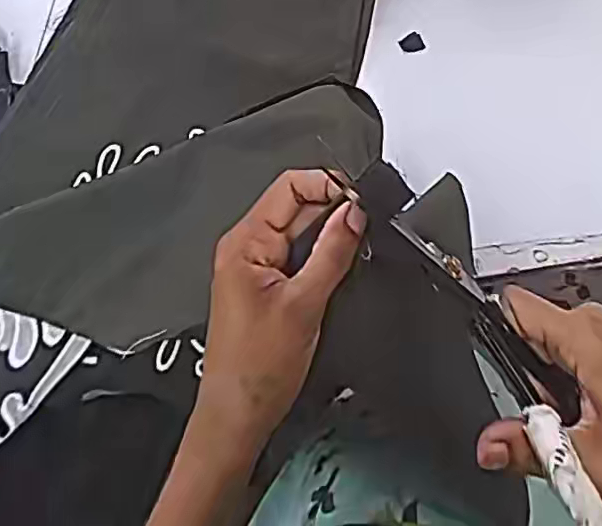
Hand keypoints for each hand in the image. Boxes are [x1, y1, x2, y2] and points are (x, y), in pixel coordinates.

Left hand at [193, 170, 365, 446]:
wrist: (238, 416)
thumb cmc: (254, 370)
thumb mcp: (304, 304)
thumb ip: (333, 251)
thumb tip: (354, 213)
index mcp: (245, 241)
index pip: (289, 186)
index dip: (326, 184)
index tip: (357, 198)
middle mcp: (246, 245)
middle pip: (296, 203)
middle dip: (332, 208)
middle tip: (363, 223)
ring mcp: (255, 262)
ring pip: (300, 227)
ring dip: (328, 230)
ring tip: (352, 245)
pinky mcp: (265, 279)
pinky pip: (297, 249)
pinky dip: (320, 251)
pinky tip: (336, 264)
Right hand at [475, 288, 601, 525]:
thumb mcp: (585, 462)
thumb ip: (526, 447)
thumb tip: (489, 445)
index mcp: (582, 332)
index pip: (512, 303)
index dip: (491, 326)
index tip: (484, 353)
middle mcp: (594, 324)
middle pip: (528, 329)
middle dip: (523, 371)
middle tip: (544, 414)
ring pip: (548, 346)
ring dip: (545, 383)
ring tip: (568, 424)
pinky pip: (568, 355)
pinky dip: (565, 385)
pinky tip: (584, 421)